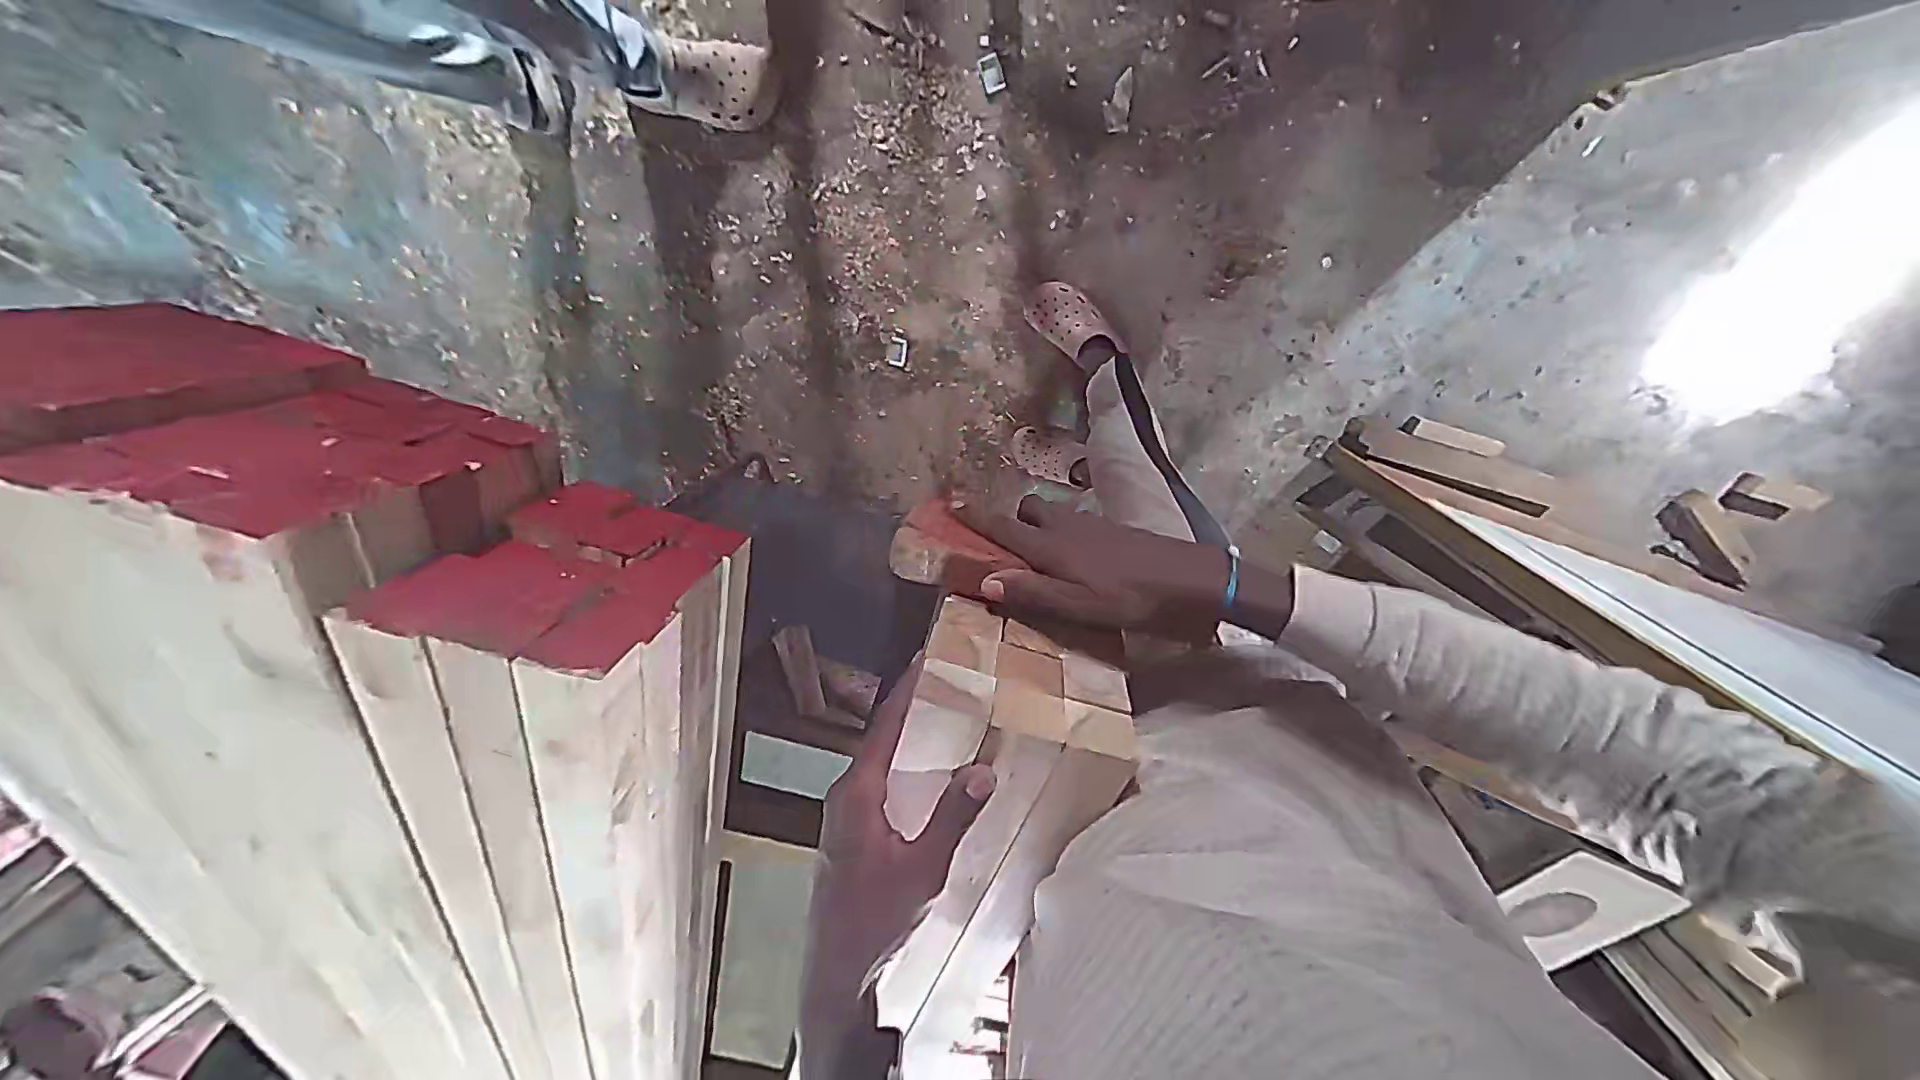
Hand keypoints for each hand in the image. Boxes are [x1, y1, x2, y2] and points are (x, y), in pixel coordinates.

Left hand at [799, 660, 994, 1076]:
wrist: (837, 972)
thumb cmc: (875, 919)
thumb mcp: (923, 869)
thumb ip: (953, 817)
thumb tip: (982, 770)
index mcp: (857, 792)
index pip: (885, 726)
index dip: (907, 689)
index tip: (926, 658)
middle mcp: (845, 793)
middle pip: (880, 736)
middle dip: (910, 705)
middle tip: (945, 681)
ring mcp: (843, 811)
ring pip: (878, 758)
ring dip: (906, 733)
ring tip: (941, 713)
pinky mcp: (849, 828)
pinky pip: (877, 778)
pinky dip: (901, 760)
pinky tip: (925, 768)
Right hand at [952, 493, 1230, 635]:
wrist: (1191, 580)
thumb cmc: (1131, 598)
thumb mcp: (1079, 607)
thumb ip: (1033, 593)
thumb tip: (986, 581)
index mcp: (1051, 547)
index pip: (1003, 527)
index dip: (975, 516)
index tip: (950, 502)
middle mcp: (1066, 528)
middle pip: (1028, 509)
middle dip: (1012, 520)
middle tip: (1007, 546)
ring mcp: (1092, 525)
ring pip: (1052, 513)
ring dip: (1038, 525)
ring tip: (1040, 554)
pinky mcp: (1112, 529)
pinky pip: (1074, 522)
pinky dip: (1063, 532)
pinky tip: (1077, 558)